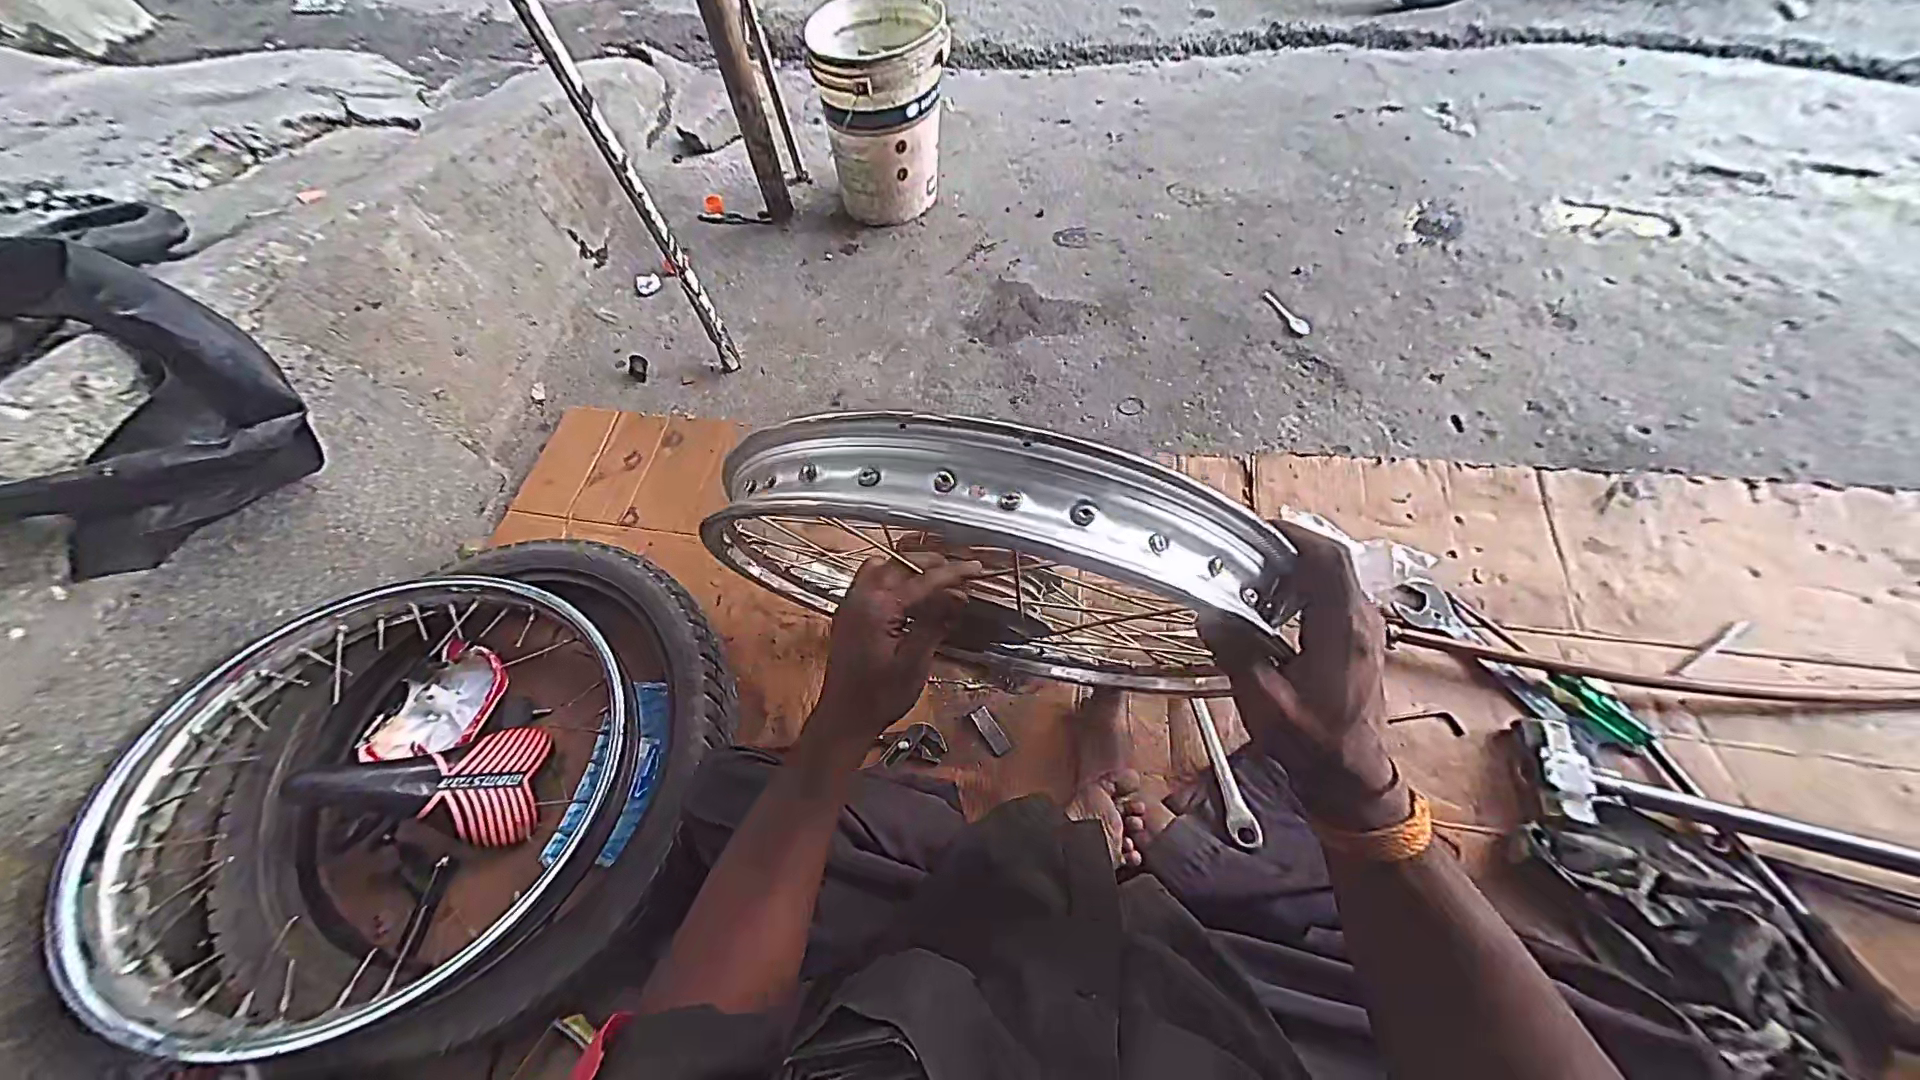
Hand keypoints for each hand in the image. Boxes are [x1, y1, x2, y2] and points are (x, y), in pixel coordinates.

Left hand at [801, 553, 981, 761]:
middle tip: (961, 571)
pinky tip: (910, 592)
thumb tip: (958, 596)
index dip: (952, 572)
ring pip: (883, 567)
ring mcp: (851, 604)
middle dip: (932, 564)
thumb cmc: (880, 696)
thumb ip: (934, 623)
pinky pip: (871, 580)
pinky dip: (893, 576)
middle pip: (900, 564)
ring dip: (911, 567)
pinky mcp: (849, 614)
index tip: (975, 567)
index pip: (922, 580)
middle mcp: (860, 598)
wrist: (845, 718)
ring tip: (938, 576)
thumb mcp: (914, 662)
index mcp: (877, 607)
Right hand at [1200, 521, 1406, 829]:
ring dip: (1298, 569)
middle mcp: (1362, 624)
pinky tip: (1276, 606)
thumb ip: (1237, 652)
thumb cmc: (1311, 742)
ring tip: (1258, 577)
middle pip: (1334, 563)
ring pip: (1337, 578)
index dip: (1297, 536)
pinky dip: (1306, 589)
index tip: (1264, 529)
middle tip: (1250, 554)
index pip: (1329, 561)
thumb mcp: (1263, 700)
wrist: (1348, 775)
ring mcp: (1367, 632)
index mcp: (1342, 630)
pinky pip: (1336, 597)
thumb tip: (1211, 617)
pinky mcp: (1361, 642)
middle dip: (1292, 549)